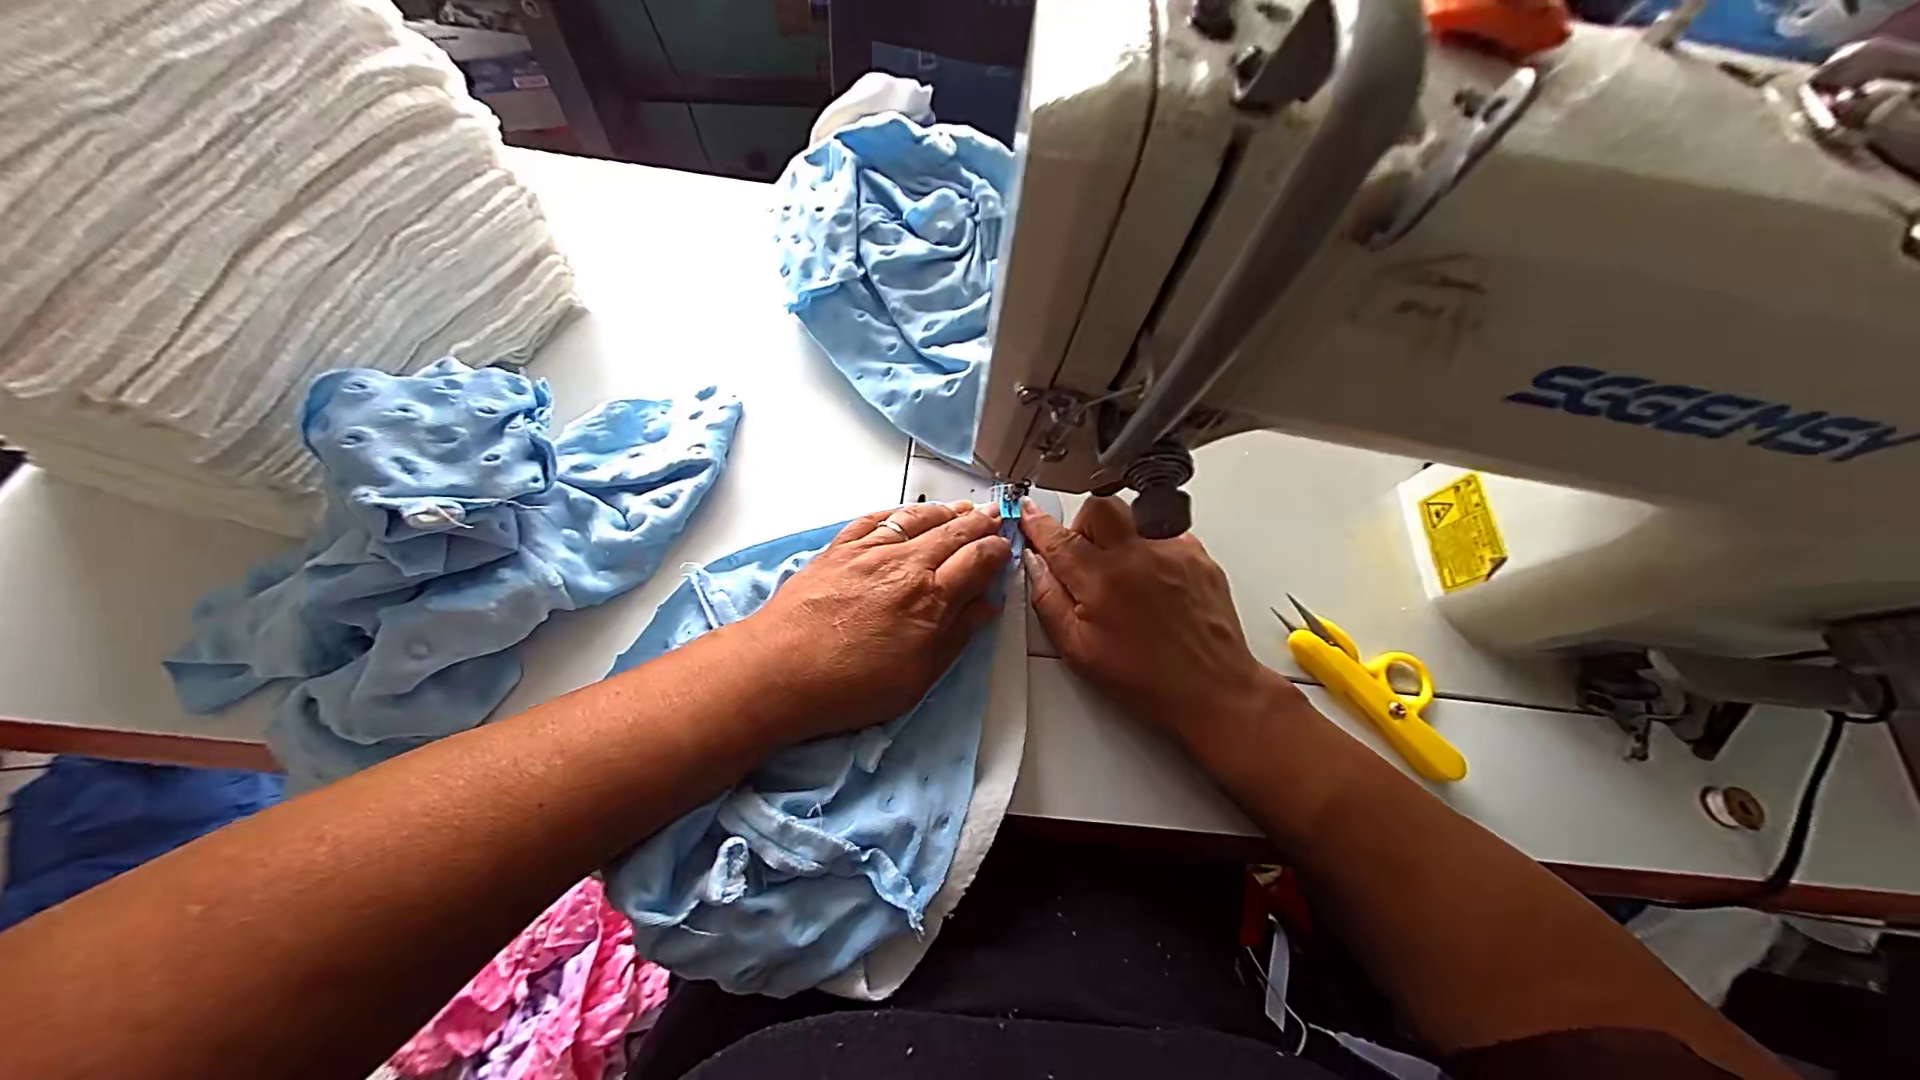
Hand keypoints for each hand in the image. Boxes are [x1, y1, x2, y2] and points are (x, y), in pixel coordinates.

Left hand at [731, 500, 1010, 741]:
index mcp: (931, 597)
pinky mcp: (837, 551)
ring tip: (960, 508)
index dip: (997, 550)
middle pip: (952, 532)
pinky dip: (895, 512)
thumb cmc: (851, 685)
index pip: (977, 560)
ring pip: (915, 519)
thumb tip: (985, 606)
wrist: (779, 671)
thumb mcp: (919, 675)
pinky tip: (903, 513)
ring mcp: (868, 552)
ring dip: (943, 511)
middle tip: (994, 514)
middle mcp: (903, 564)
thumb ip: (957, 635)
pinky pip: (873, 520)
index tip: (1006, 546)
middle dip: (978, 522)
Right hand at [1020, 496, 1302, 745]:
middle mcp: (1138, 557)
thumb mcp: (1078, 649)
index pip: (1057, 537)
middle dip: (1082, 525)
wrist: (1211, 691)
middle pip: (1098, 508)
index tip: (1028, 515)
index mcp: (1102, 581)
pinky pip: (1163, 533)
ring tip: (1123, 573)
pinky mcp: (1198, 556)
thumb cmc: (1148, 679)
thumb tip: (1034, 566)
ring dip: (1117, 535)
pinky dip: (1150, 549)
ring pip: (1133, 515)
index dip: (1036, 524)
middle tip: (1084, 555)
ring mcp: (1172, 552)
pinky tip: (1151, 582)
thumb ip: (1048, 600)